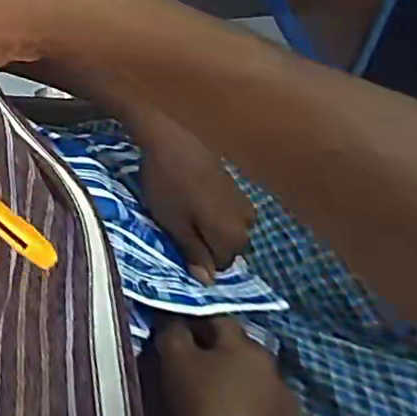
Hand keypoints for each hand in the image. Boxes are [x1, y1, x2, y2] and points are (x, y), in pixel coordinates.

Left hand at [137, 114, 256, 279]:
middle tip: (171, 218)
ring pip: (223, 224)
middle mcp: (249, 223)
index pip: (219, 265)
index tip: (172, 238)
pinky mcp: (235, 183)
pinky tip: (186, 189)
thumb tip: (207, 281)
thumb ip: (191, 251)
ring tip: (176, 201)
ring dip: (202, 220)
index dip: (193, 255)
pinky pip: (222, 206)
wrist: (172, 134)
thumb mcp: (171, 220)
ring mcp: (245, 201)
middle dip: (200, 238)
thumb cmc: (167, 180)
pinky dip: (205, 204)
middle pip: (224, 245)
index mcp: (234, 237)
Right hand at [156, 317, 299, 415]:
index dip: (193, 317)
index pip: (218, 318)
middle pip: (237, 348)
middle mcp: (276, 371)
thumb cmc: (200, 398)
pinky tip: (220, 405)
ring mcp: (286, 404)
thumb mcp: (172, 352)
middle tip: (185, 353)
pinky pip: (256, 400)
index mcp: (251, 348)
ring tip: (201, 381)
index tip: (172, 324)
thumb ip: (173, 327)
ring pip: (248, 375)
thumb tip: (176, 320)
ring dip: (227, 373)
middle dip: (212, 347)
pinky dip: (238, 396)